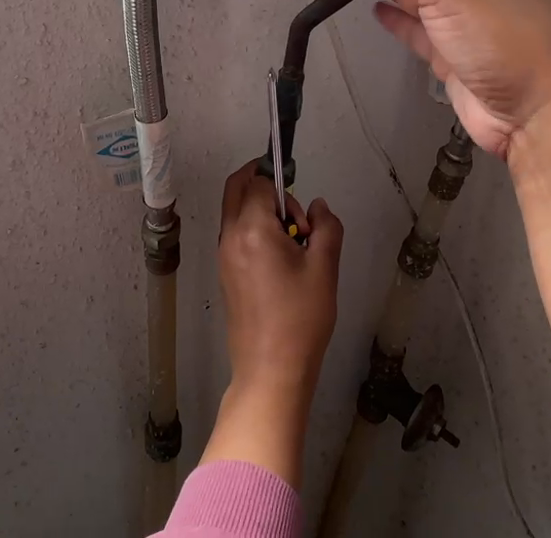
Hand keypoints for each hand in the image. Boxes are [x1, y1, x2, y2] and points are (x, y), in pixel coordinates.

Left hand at [199, 162, 343, 485]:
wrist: (272, 369)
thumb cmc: (301, 317)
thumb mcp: (325, 268)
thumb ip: (326, 227)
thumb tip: (318, 207)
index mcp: (251, 229)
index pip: (257, 182)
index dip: (282, 184)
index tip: (305, 212)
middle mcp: (230, 236)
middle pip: (235, 188)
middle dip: (261, 183)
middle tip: (293, 207)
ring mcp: (224, 255)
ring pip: (235, 212)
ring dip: (260, 209)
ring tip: (296, 240)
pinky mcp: (226, 273)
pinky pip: (236, 234)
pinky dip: (255, 230)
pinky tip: (283, 258)